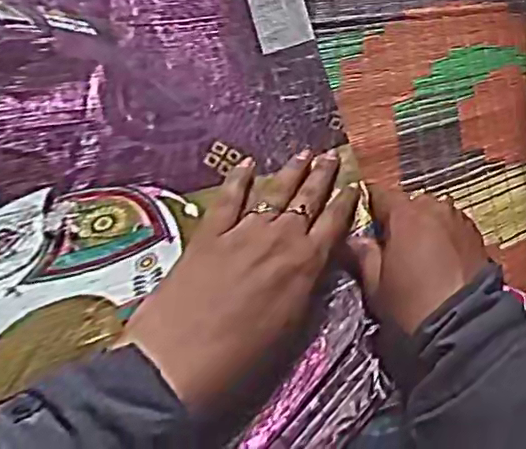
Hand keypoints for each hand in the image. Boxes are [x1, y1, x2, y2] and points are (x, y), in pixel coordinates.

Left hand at [119, 150, 359, 412]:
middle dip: (323, 175)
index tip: (354, 183)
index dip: (347, 199)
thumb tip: (321, 260)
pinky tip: (246, 164)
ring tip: (304, 154)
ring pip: (276, 192)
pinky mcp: (208, 239)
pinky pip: (227, 201)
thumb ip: (309, 284)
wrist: (171, 371)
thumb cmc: (239, 358)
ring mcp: (244, 234)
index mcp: (307, 260)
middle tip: (332, 155)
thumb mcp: (292, 322)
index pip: (336, 219)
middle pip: (309, 198)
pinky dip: (238, 180)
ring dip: (292, 171)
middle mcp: (282, 238)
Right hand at [345, 182, 489, 334]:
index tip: (362, 209)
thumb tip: (354, 238)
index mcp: (407, 214)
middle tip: (388, 241)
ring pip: (434, 211)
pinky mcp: (474, 230)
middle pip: (411, 203)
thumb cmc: (409, 302)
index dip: (371, 201)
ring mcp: (458, 216)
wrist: (461, 317)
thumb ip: (364, 255)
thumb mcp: (375, 284)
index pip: (383, 195)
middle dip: (400, 217)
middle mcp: (435, 206)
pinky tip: (438, 254)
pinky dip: (442, 232)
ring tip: (415, 249)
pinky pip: (451, 223)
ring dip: (423, 223)